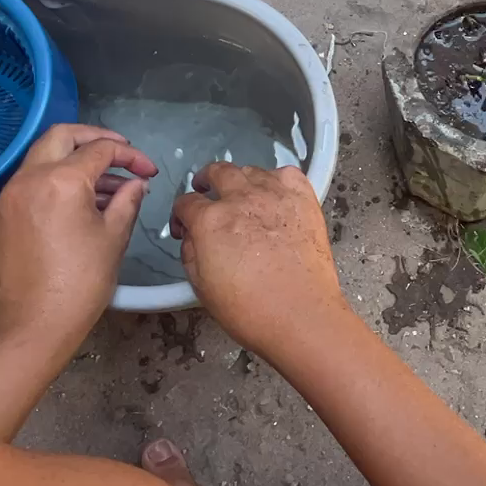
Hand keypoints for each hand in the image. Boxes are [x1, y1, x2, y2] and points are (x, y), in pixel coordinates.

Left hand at [0, 123, 157, 350]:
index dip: (131, 156)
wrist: (34, 325)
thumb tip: (136, 183)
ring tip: (109, 185)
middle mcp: (28, 179)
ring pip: (43, 157)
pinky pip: (31, 182)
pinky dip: (57, 180)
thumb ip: (128, 200)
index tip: (149, 171)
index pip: (101, 150)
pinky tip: (81, 202)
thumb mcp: (115, 236)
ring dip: (76, 161)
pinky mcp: (0, 214)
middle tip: (122, 153)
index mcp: (61, 181)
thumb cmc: (83, 281)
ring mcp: (9, 196)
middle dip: (95, 138)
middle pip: (62, 136)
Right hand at [170, 162, 346, 358]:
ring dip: (241, 180)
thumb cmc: (251, 309)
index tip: (185, 225)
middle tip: (206, 191)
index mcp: (211, 220)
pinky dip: (278, 180)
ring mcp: (276, 195)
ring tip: (242, 193)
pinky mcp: (303, 200)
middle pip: (218, 172)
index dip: (182, 214)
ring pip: (252, 170)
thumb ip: (191, 252)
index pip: (187, 202)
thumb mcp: (201, 286)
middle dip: (207, 181)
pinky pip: (288, 174)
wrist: (301, 314)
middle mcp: (242, 199)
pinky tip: (275, 193)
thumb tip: (193, 236)